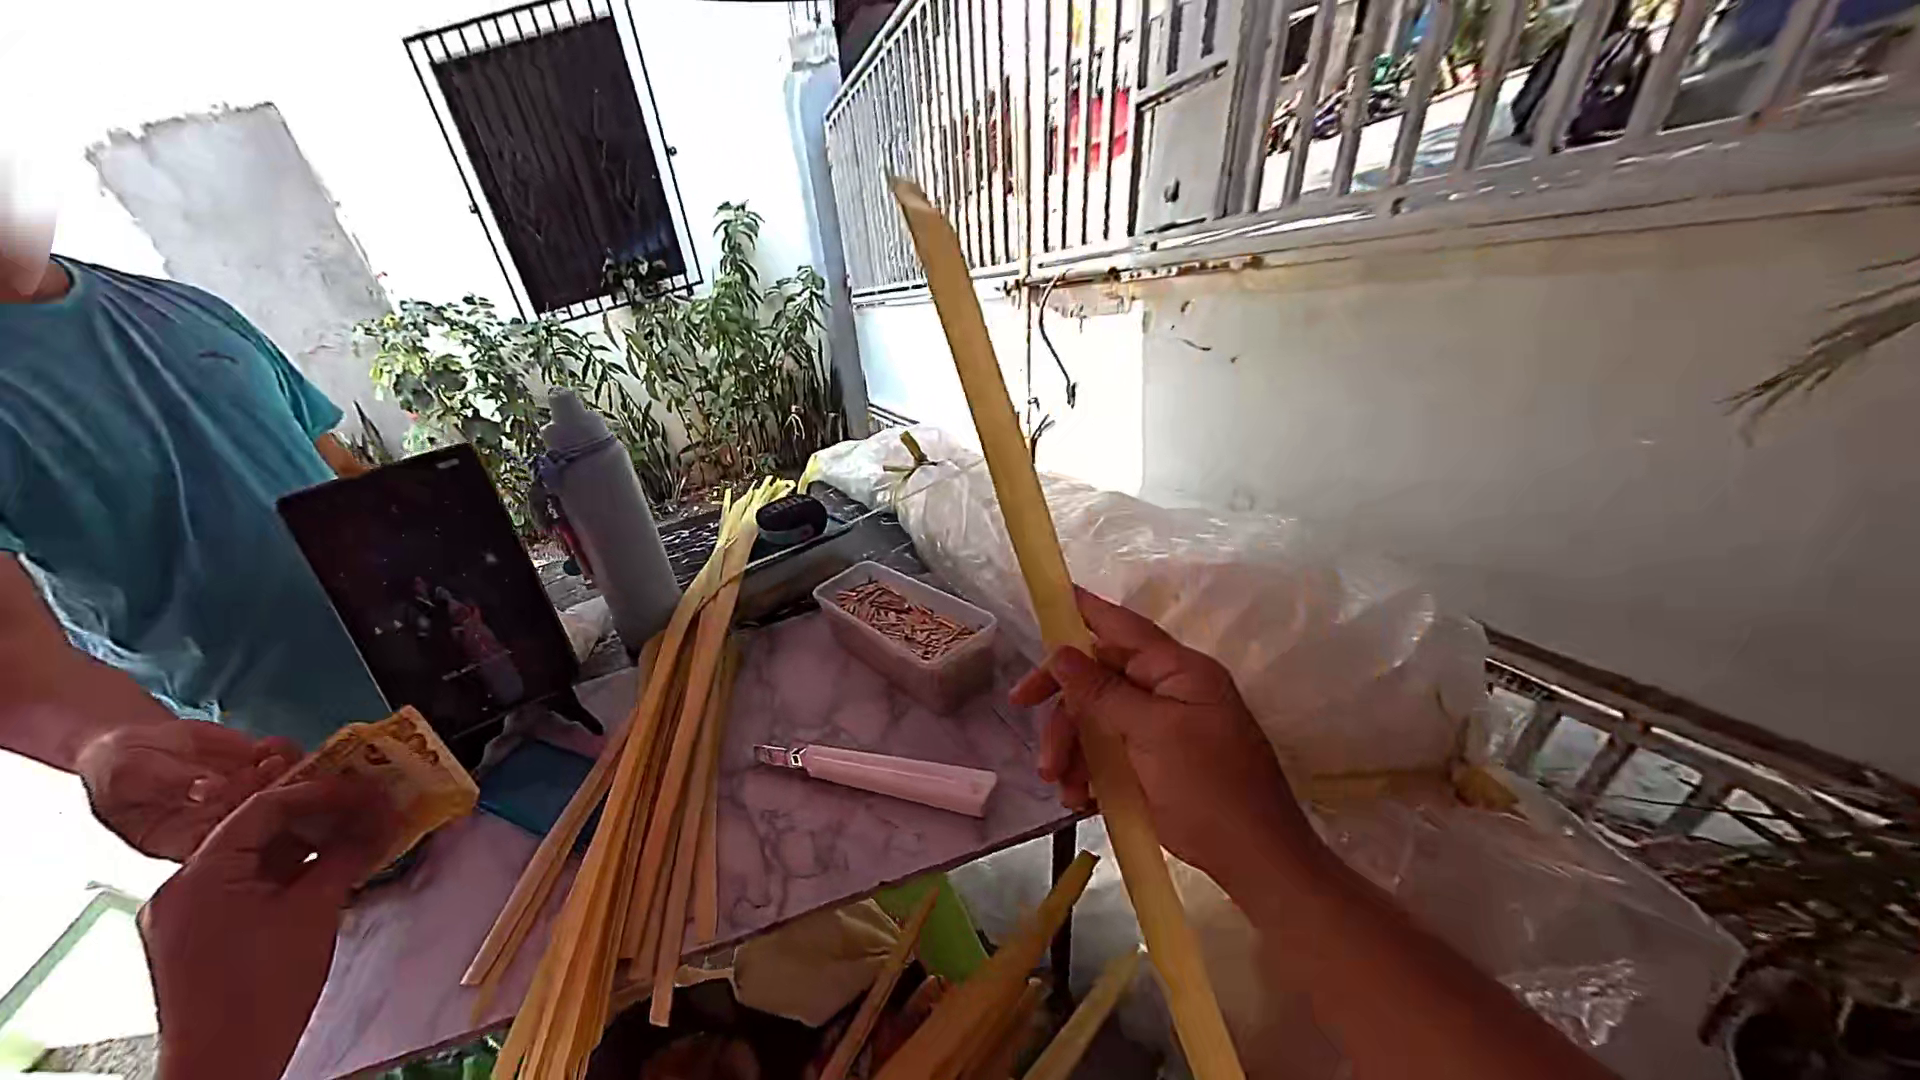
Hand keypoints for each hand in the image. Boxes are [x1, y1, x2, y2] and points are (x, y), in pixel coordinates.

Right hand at [77, 718, 301, 859]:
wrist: (141, 740)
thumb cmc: (124, 767)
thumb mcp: (132, 775)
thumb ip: (171, 783)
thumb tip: (208, 790)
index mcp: (176, 837)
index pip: (214, 842)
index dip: (237, 825)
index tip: (245, 801)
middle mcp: (217, 820)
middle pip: (257, 817)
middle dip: (271, 795)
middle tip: (269, 772)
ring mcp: (244, 795)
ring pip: (279, 789)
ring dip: (285, 772)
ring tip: (271, 757)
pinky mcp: (261, 771)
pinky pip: (287, 763)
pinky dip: (287, 752)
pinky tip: (269, 743)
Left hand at [141, 775, 398, 1079]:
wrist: (227, 1061)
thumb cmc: (267, 983)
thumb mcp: (316, 907)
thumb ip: (346, 853)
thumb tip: (380, 818)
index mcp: (198, 878)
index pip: (263, 807)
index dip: (322, 790)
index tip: (367, 787)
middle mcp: (182, 888)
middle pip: (258, 827)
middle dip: (320, 812)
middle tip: (371, 803)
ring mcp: (189, 911)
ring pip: (259, 852)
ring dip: (312, 838)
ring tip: (362, 828)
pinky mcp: (205, 929)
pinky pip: (254, 878)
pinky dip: (297, 864)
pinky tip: (337, 860)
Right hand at [1010, 587, 1322, 891]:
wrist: (1254, 861)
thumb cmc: (1209, 787)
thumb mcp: (1152, 733)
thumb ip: (1103, 691)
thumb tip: (1062, 652)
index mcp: (1177, 671)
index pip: (1124, 628)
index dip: (1087, 609)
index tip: (1052, 595)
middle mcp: (1166, 691)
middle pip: (1098, 676)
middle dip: (1063, 701)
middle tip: (1020, 706)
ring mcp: (1157, 728)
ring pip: (1095, 718)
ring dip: (1070, 746)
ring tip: (1060, 783)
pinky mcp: (1149, 762)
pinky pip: (1106, 752)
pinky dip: (1087, 772)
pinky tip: (1078, 799)